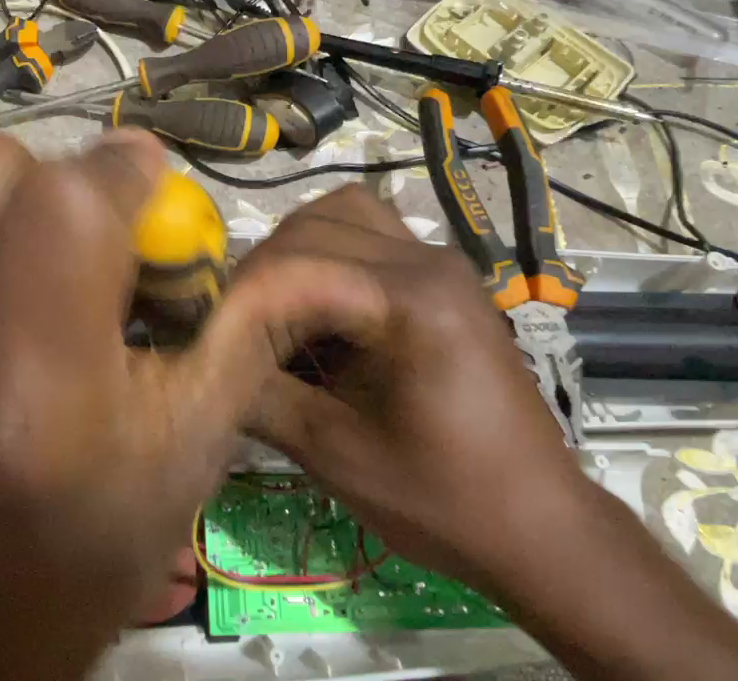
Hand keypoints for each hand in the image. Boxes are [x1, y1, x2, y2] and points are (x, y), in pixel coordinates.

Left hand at [0, 133, 383, 680]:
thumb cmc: (93, 547)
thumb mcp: (196, 447)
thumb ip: (241, 324)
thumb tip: (258, 231)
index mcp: (38, 401)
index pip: (62, 208)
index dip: (116, 168)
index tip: (154, 181)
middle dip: (64, 178)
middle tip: (108, 233)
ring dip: (23, 213)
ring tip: (60, 284)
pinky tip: (9, 324)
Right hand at [239, 186, 737, 680]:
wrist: (539, 524)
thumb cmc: (443, 499)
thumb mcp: (336, 455)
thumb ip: (259, 395)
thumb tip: (198, 358)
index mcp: (411, 301)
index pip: (295, 268)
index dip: (238, 299)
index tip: (203, 336)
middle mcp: (429, 260)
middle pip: (315, 224)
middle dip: (261, 270)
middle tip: (232, 324)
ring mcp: (442, 262)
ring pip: (344, 213)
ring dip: (295, 251)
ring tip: (269, 310)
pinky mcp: (444, 278)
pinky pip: (369, 235)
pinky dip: (327, 256)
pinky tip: (313, 313)